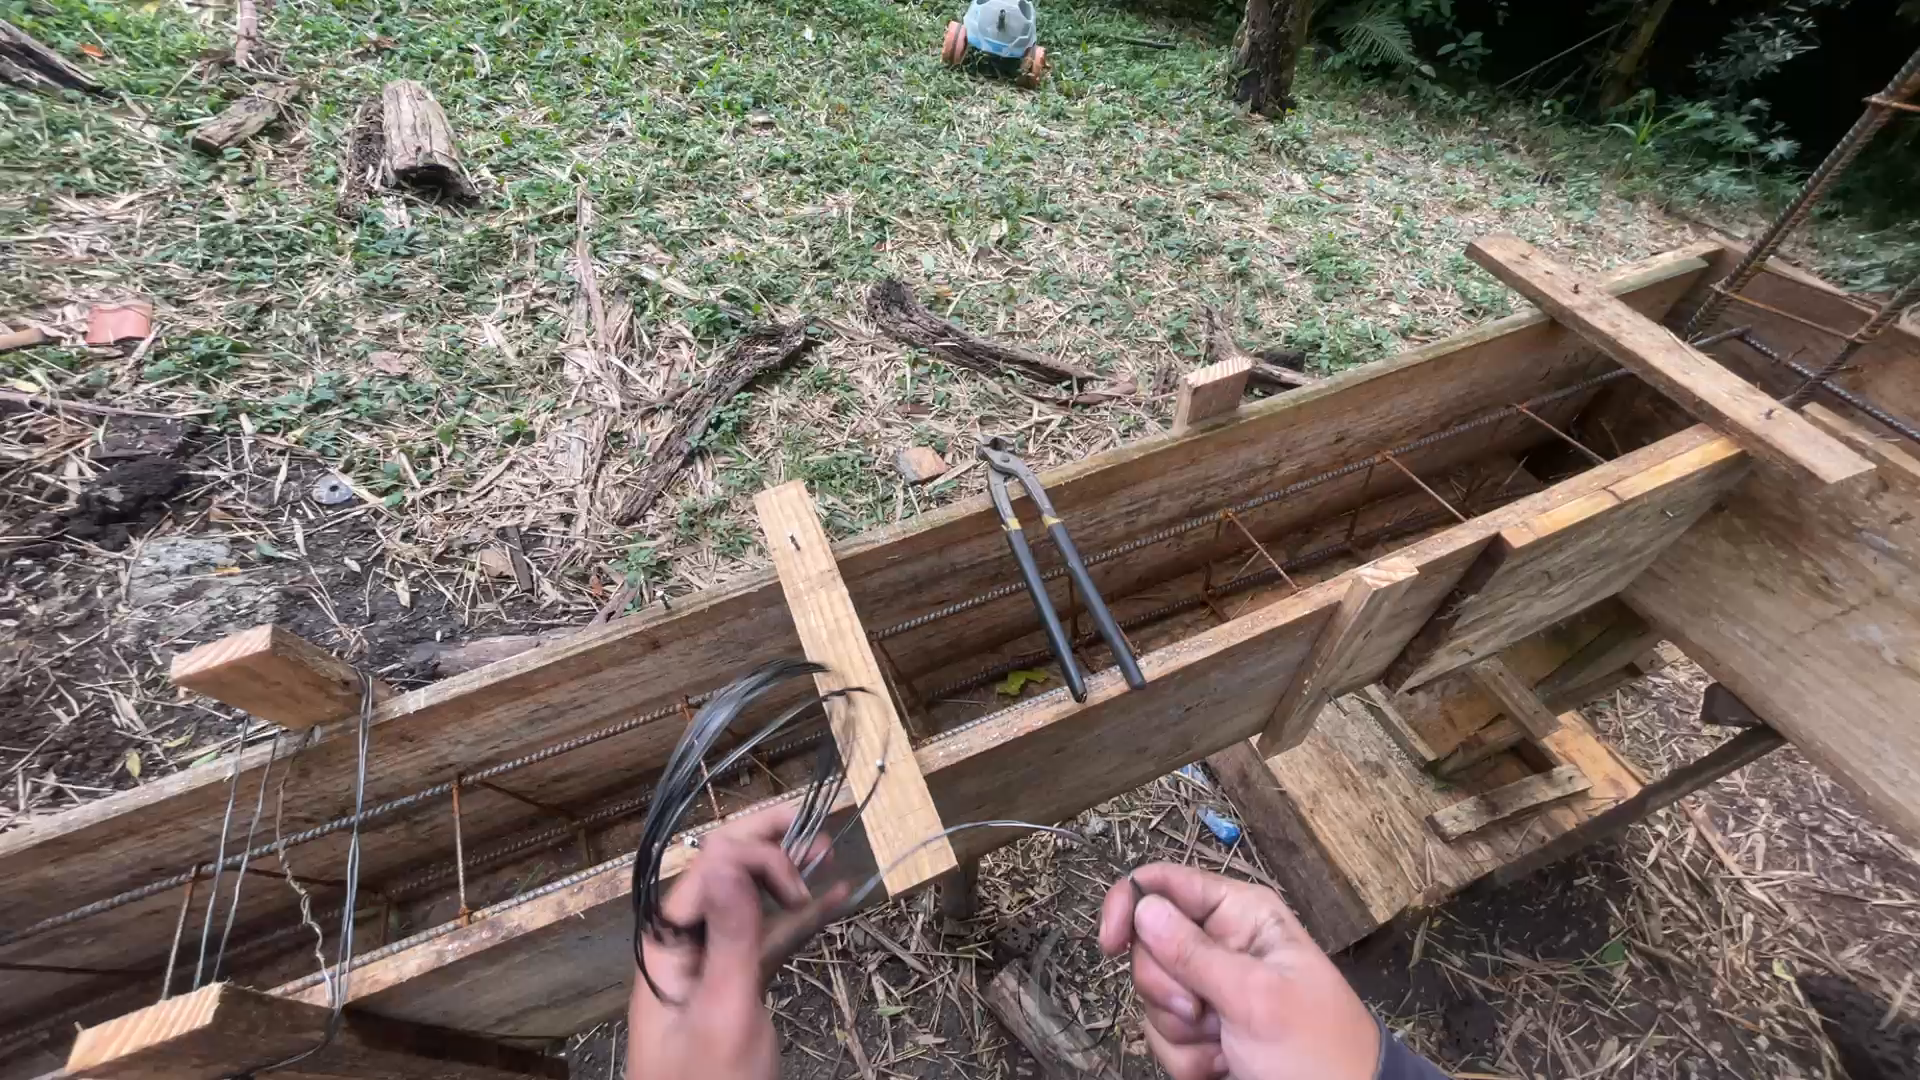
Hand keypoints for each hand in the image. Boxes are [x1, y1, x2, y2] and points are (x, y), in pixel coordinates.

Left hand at [628, 806, 845, 1079]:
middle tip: (818, 836)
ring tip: (829, 851)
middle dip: (772, 845)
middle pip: (728, 871)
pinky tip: (837, 898)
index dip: (756, 857)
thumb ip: (729, 934)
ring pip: (754, 898)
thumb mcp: (725, 1011)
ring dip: (791, 872)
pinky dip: (803, 915)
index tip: (796, 886)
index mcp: (670, 942)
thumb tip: (726, 857)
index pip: (711, 866)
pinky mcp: (741, 980)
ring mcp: (716, 961)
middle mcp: (690, 941)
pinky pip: (773, 934)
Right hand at [1099, 863, 1380, 1079]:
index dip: (1129, 903)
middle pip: (1149, 941)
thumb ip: (1194, 953)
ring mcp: (1209, 987)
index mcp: (1239, 914)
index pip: (1165, 883)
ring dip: (1178, 1029)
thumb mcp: (1257, 999)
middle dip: (1166, 985)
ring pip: (1151, 991)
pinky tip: (1222, 1066)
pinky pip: (1162, 1032)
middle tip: (1200, 1013)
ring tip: (1223, 1048)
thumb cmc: (1317, 1056)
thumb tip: (1142, 908)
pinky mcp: (1202, 1030)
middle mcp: (1219, 942)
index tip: (1110, 944)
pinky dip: (1186, 1058)